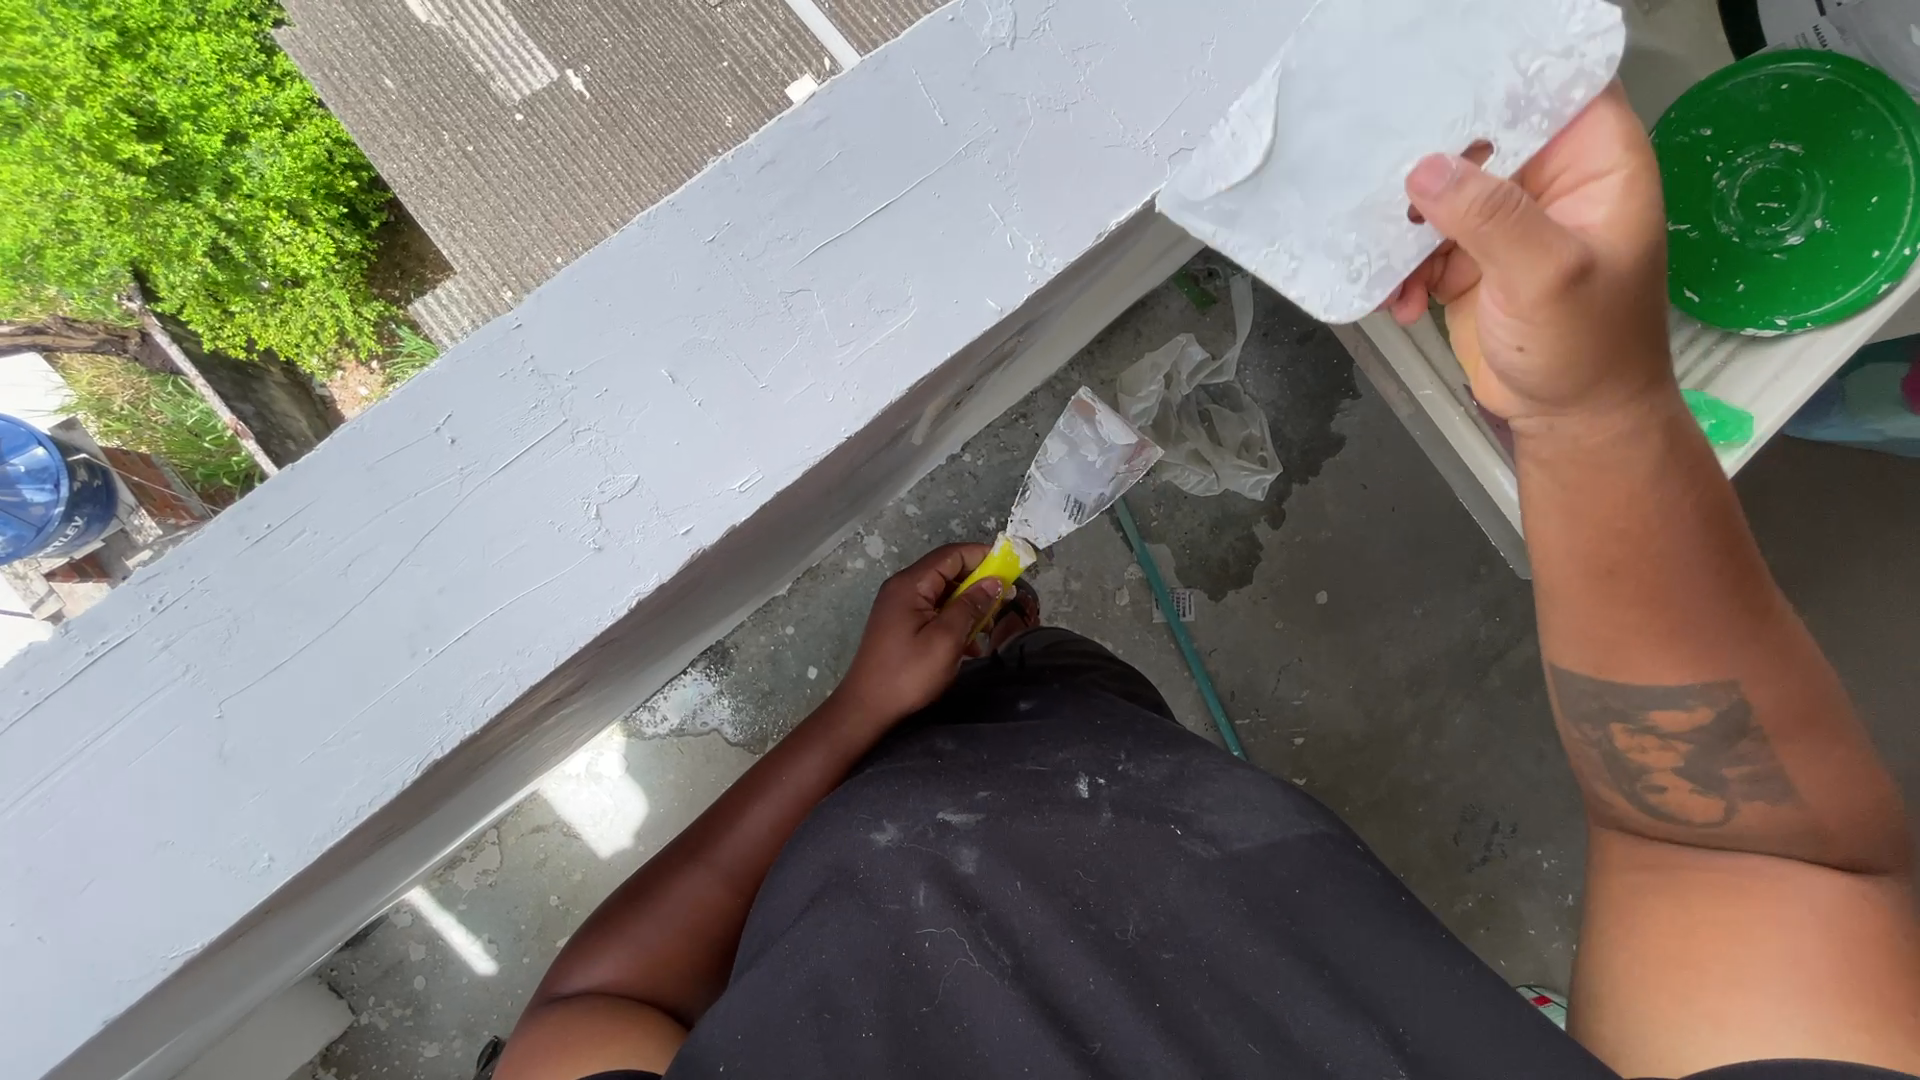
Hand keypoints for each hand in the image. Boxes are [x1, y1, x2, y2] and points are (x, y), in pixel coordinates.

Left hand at [831, 543, 1001, 723]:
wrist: (867, 707)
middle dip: (977, 582)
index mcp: (910, 584)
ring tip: (989, 625)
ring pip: (942, 593)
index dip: (982, 556)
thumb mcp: (946, 639)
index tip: (1010, 568)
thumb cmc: (908, 674)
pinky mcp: (901, 624)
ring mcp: (900, 606)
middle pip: (947, 571)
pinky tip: (969, 644)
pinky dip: (953, 620)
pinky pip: (933, 611)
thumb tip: (994, 582)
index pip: (951, 555)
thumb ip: (971, 606)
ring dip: (967, 605)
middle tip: (1004, 599)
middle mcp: (902, 588)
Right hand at [1385, 82, 1675, 425]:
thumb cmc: (1585, 346)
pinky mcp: (1470, 264)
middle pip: (1479, 145)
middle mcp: (1547, 186)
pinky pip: (1422, 250)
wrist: (1568, 415)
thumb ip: (1489, 218)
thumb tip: (1425, 171)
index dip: (1498, 86)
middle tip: (1381, 186)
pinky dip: (1403, 275)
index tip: (1430, 94)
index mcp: (1592, 166)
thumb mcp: (1545, 275)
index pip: (1551, 92)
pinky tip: (1404, 304)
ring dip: (1406, 238)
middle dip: (1429, 170)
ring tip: (1396, 276)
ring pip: (1440, 202)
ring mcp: (1505, 227)